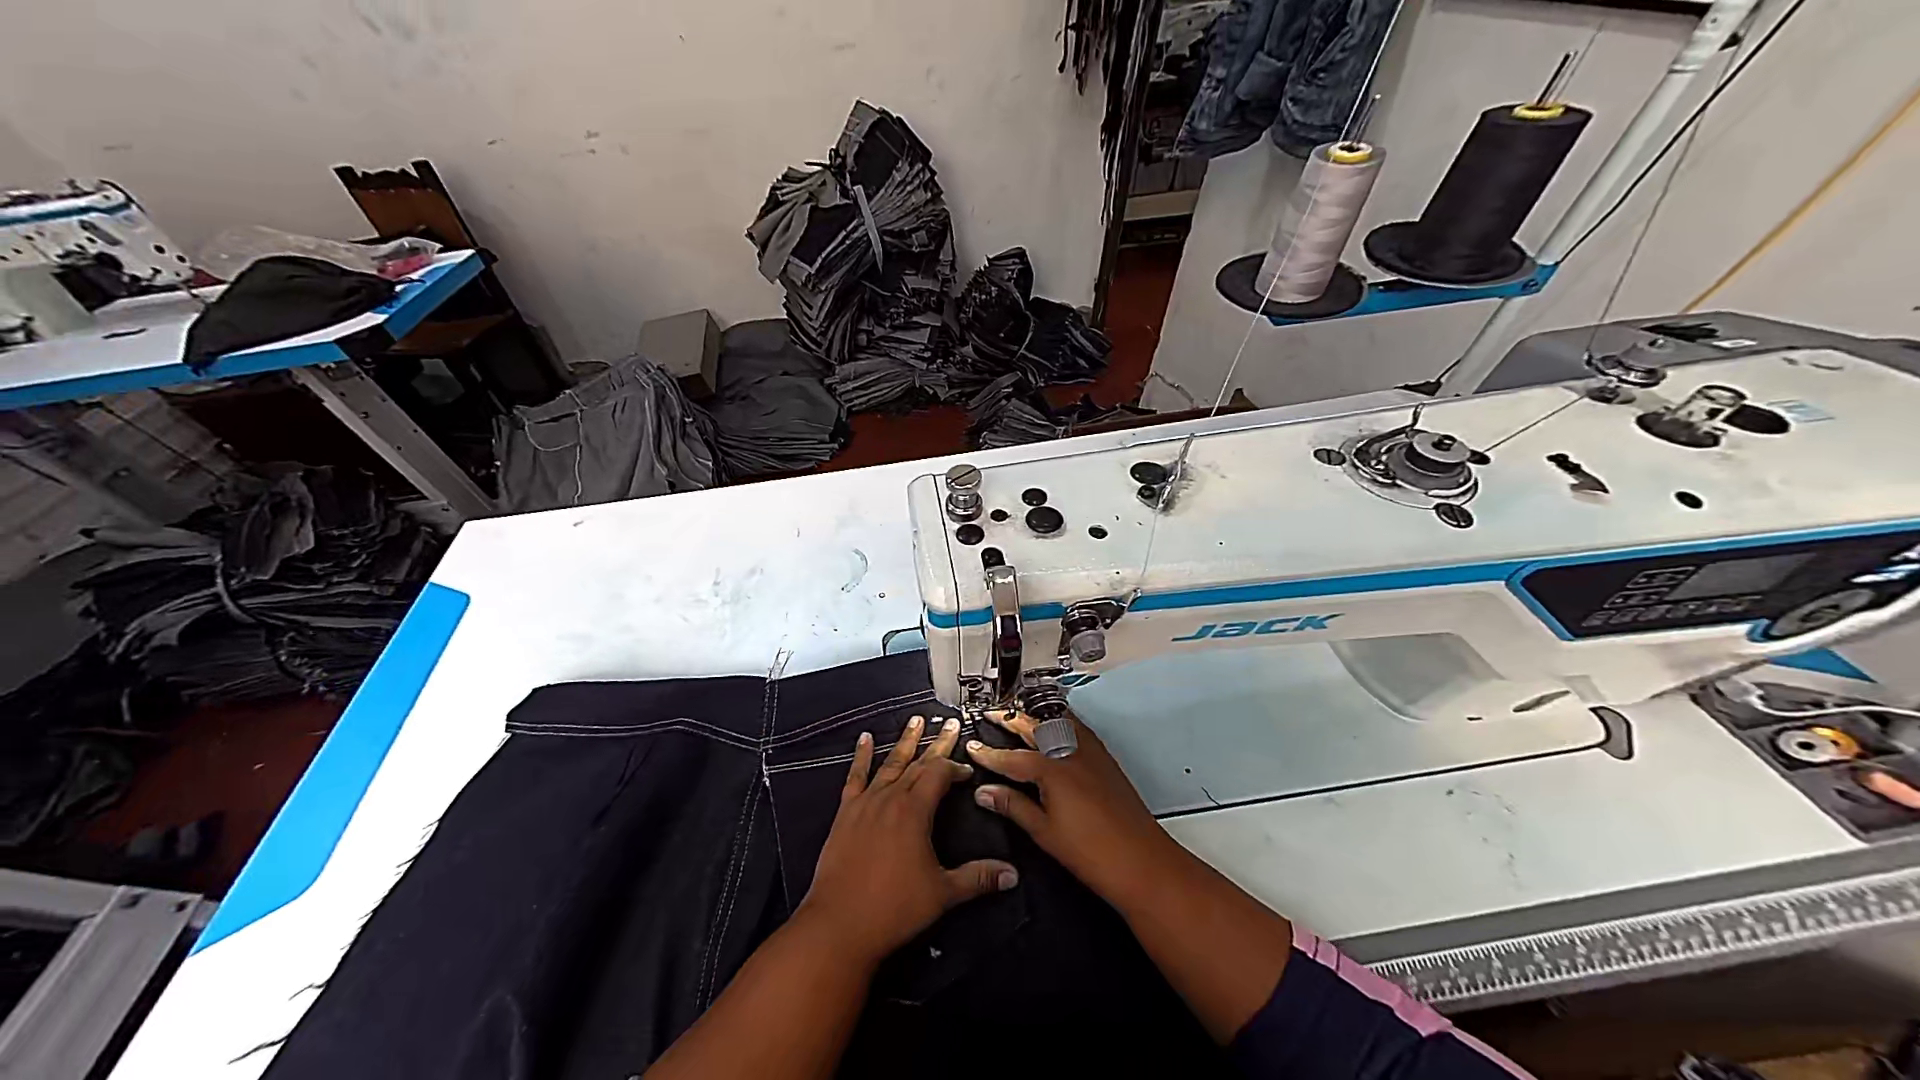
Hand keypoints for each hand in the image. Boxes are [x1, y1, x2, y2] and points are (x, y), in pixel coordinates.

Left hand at [794, 715, 1019, 967]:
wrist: (839, 924)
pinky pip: (855, 776)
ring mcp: (865, 804)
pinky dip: (860, 756)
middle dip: (937, 744)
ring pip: (889, 763)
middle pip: (918, 763)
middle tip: (951, 725)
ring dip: (905, 742)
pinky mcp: (845, 814)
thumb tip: (1011, 874)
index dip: (956, 769)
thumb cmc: (893, 908)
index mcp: (914, 811)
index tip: (968, 771)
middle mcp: (890, 799)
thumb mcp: (942, 893)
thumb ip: (977, 878)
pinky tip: (864, 740)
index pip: (940, 775)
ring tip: (916, 720)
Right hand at [966, 711, 1182, 908]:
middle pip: (1033, 727)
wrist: (1141, 862)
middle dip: (1008, 720)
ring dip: (1035, 715)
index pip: (1010, 756)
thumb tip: (987, 793)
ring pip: (1056, 721)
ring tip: (1018, 714)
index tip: (974, 748)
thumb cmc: (1097, 853)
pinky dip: (1059, 721)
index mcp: (1051, 769)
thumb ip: (1012, 806)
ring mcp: (1091, 752)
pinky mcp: (1105, 758)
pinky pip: (1076, 728)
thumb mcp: (1043, 832)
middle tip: (990, 716)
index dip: (988, 753)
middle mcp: (1071, 752)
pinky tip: (1056, 728)